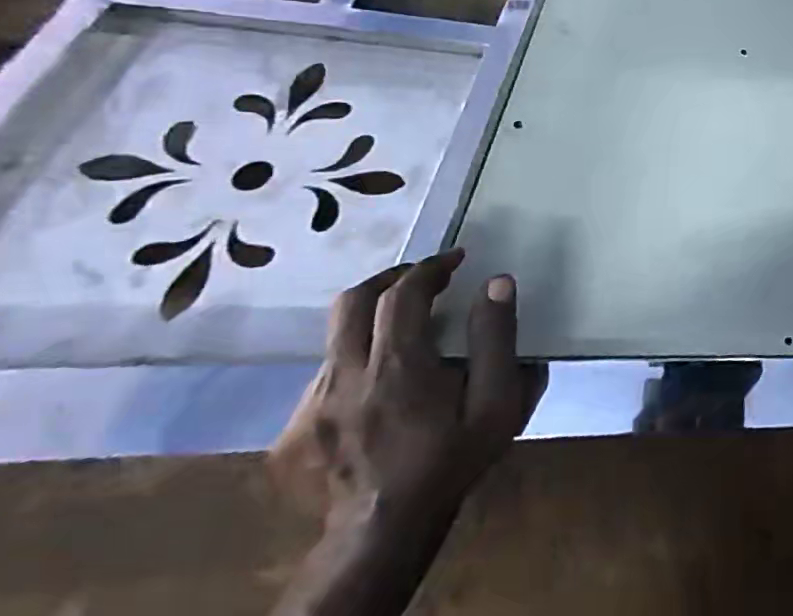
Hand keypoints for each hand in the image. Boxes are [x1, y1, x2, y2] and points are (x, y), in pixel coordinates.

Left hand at [269, 249, 547, 534]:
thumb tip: (497, 285)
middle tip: (423, 278)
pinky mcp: (293, 430)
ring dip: (373, 320)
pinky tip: (382, 384)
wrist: (383, 532)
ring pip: (336, 339)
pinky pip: (325, 375)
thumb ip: (497, 339)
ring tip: (408, 331)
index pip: (403, 293)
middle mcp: (345, 375)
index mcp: (397, 365)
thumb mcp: (498, 402)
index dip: (430, 267)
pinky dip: (356, 360)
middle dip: (390, 278)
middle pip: (353, 301)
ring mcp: (312, 404)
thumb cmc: (452, 460)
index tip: (455, 259)